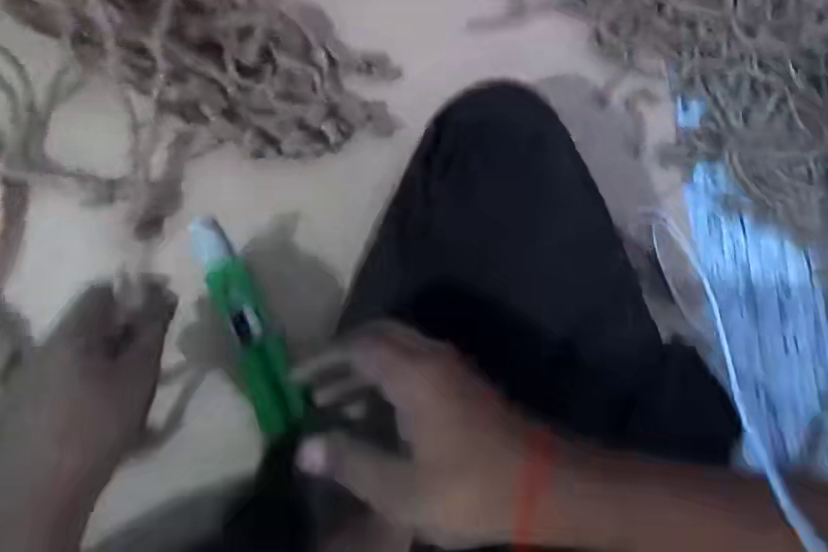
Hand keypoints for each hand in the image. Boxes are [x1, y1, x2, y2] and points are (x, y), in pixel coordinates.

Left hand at [0, 278, 177, 513]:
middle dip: (122, 325)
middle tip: (150, 343)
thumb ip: (152, 325)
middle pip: (86, 321)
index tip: (161, 304)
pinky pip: (58, 374)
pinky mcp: (16, 410)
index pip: (100, 290)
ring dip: (104, 352)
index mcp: (66, 336)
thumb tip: (162, 290)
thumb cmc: (98, 424)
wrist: (40, 498)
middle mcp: (37, 351)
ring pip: (73, 350)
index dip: (133, 290)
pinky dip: (84, 374)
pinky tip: (100, 399)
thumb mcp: (139, 370)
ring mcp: (21, 383)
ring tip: (130, 374)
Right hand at [295, 321, 547, 547]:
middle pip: (384, 337)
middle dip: (344, 356)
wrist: (536, 482)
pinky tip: (368, 415)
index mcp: (417, 373)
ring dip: (365, 369)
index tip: (291, 379)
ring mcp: (453, 370)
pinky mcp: (463, 385)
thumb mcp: (399, 488)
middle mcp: (435, 359)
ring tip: (326, 404)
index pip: (363, 345)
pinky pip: (416, 366)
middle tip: (308, 386)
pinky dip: (387, 380)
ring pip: (401, 352)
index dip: (324, 358)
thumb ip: (351, 462)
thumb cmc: (465, 486)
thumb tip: (305, 445)